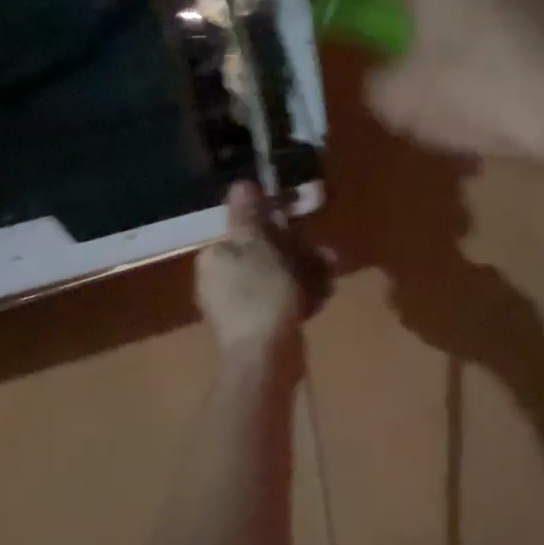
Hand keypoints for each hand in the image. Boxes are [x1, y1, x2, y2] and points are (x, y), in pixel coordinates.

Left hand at [195, 183, 311, 357]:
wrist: (265, 361)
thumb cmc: (261, 297)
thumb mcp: (257, 247)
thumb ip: (249, 215)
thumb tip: (241, 183)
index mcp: (214, 257)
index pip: (245, 228)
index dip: (275, 218)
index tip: (301, 215)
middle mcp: (220, 280)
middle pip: (264, 253)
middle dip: (297, 250)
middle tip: (323, 253)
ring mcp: (238, 308)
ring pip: (277, 278)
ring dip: (305, 272)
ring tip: (328, 274)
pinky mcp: (258, 329)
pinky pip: (281, 303)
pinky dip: (301, 297)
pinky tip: (321, 297)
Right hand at [367, 0, 543, 171]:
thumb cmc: (475, 95)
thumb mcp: (399, 104)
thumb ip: (375, 82)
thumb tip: (383, 74)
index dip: (388, 24)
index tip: (398, 64)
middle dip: (437, 26)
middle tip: (439, 81)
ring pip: (490, 1)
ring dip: (481, 35)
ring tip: (486, 95)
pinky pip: (529, 18)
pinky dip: (521, 45)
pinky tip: (524, 90)